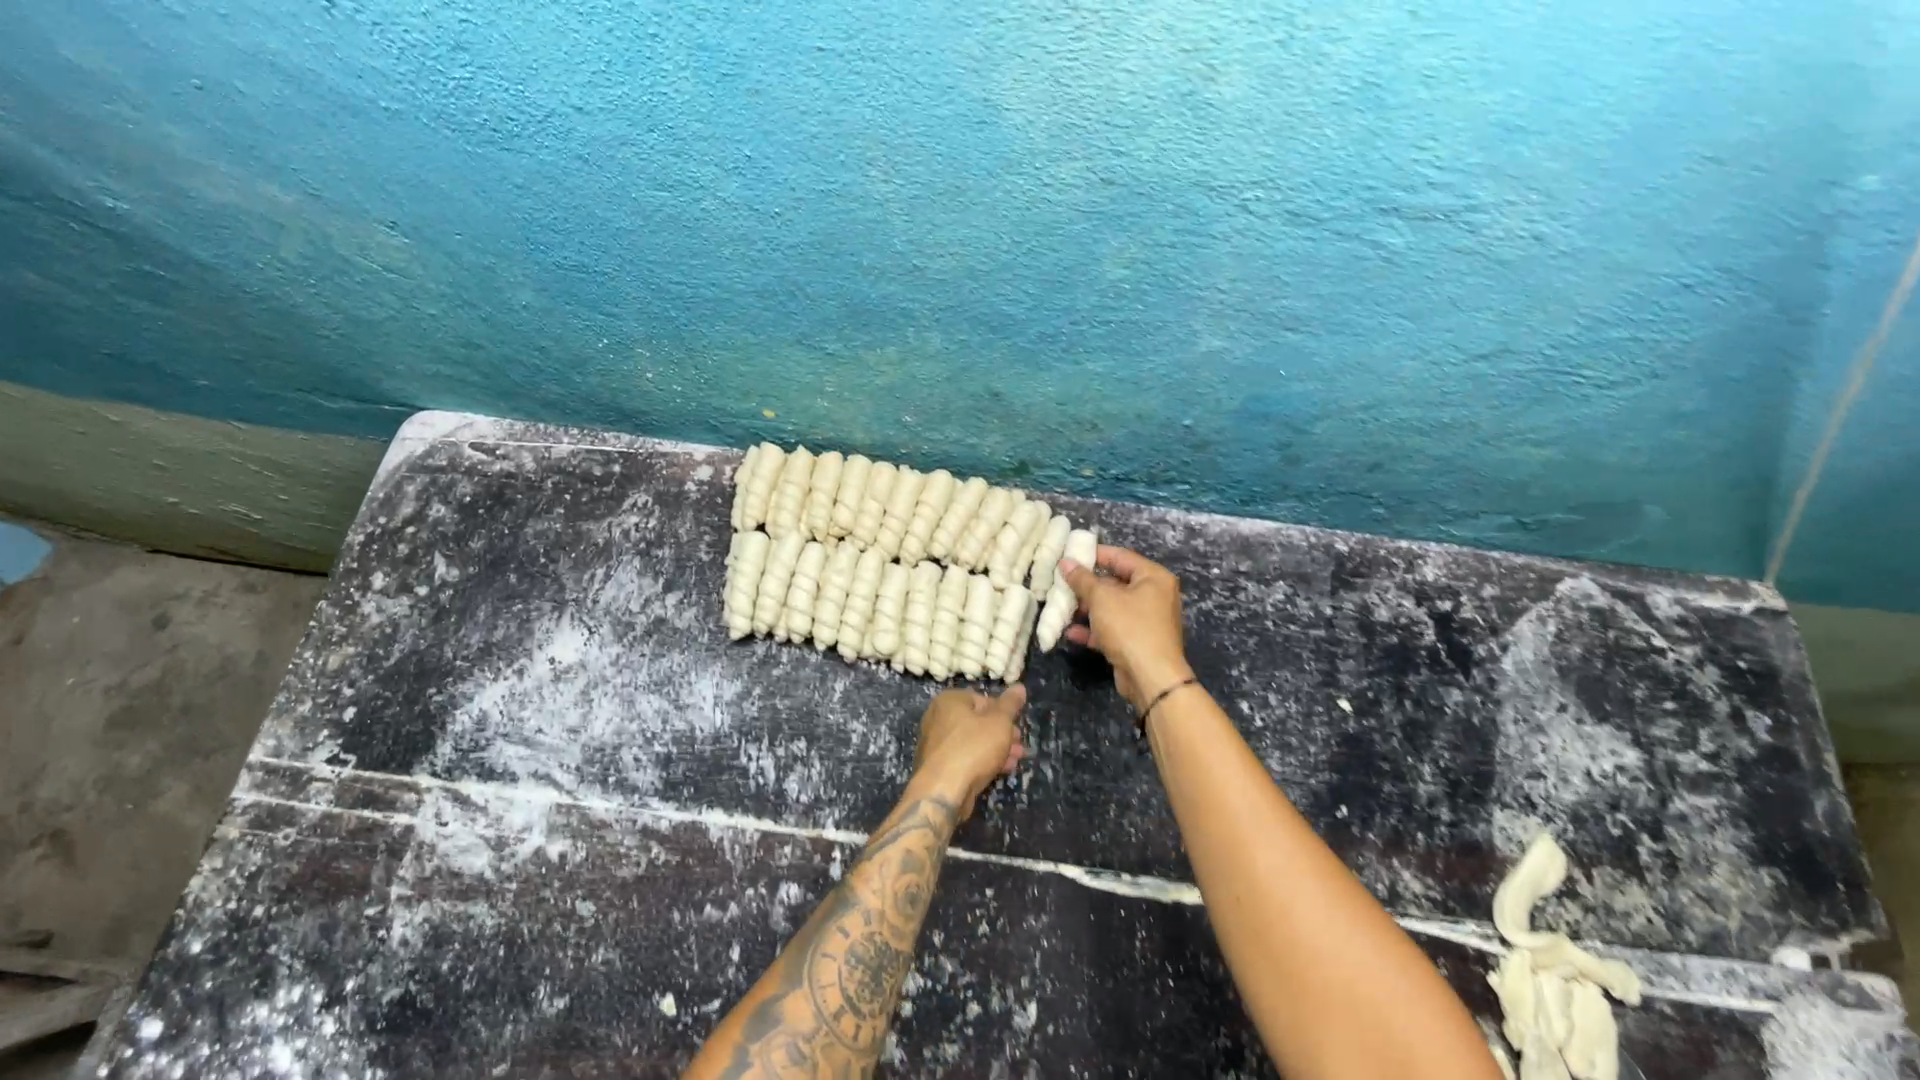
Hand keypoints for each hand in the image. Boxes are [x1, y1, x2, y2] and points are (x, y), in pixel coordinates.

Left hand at [912, 685, 1027, 818]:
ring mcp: (936, 744)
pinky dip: (982, 761)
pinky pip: (965, 758)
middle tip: (1020, 744)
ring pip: (973, 742)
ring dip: (997, 749)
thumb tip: (1019, 686)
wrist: (943, 790)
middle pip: (977, 722)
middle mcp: (937, 718)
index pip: (981, 699)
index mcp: (948, 701)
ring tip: (1016, 760)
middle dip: (1002, 733)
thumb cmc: (973, 747)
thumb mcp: (999, 722)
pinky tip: (1001, 771)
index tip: (1017, 724)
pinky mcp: (938, 767)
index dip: (1003, 712)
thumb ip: (1010, 704)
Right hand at [1059, 545, 1194, 711]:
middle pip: (1116, 583)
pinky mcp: (1138, 642)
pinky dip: (1095, 630)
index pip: (1121, 557)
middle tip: (1062, 583)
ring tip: (1062, 608)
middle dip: (1088, 586)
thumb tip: (1066, 562)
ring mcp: (1147, 621)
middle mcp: (1154, 596)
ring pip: (1113, 608)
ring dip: (1088, 609)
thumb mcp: (1102, 598)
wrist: (1151, 677)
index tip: (1070, 554)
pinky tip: (1071, 633)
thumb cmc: (1130, 628)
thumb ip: (1082, 579)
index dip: (1095, 554)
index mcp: (1154, 577)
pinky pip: (1113, 629)